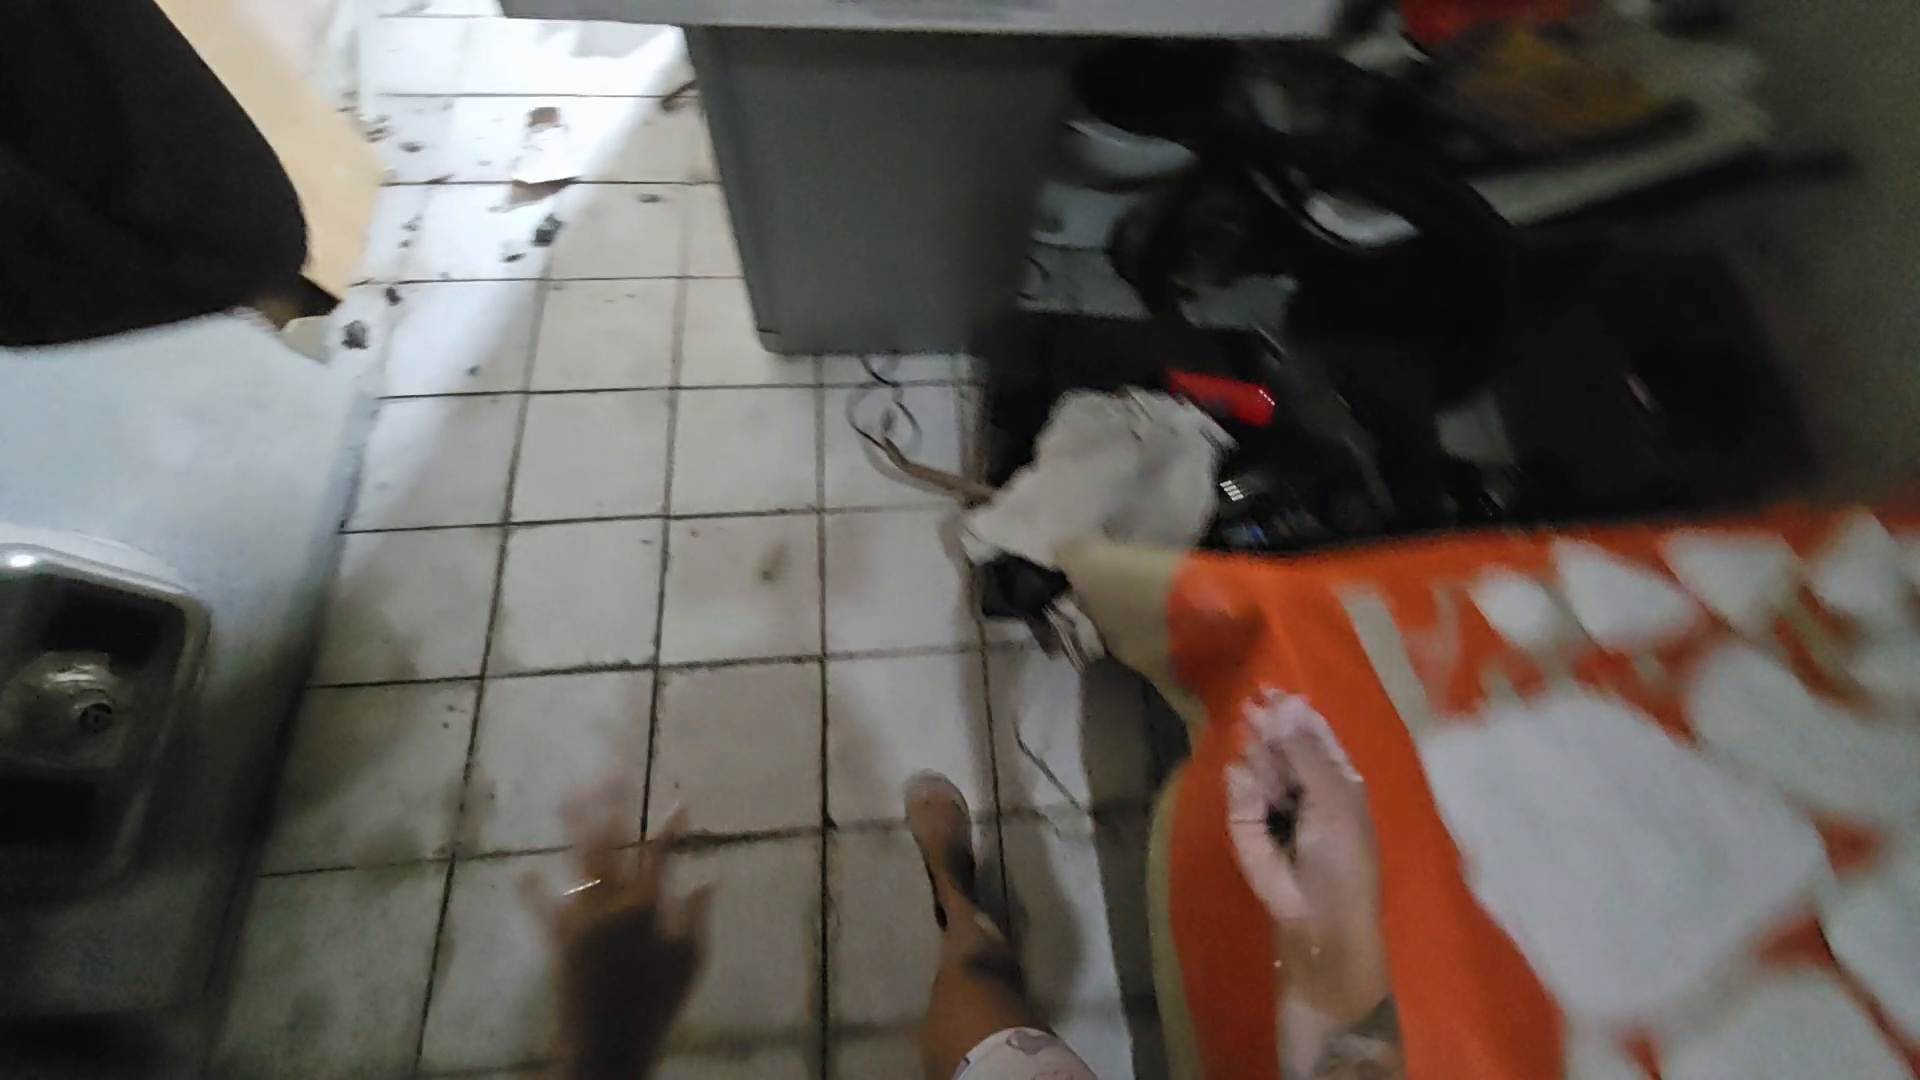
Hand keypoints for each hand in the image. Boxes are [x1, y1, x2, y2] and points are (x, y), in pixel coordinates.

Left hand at [522, 779, 712, 1079]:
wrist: (606, 1048)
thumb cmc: (657, 1005)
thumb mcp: (690, 961)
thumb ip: (697, 916)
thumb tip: (710, 878)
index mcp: (648, 906)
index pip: (662, 852)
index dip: (672, 825)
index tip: (682, 801)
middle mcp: (612, 903)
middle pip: (611, 842)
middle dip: (611, 804)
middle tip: (611, 772)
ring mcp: (581, 919)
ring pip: (579, 861)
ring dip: (576, 826)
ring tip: (571, 795)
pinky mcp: (559, 940)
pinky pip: (545, 909)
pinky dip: (535, 891)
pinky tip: (524, 873)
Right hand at [1226, 694, 1389, 1073]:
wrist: (1317, 915)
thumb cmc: (1342, 857)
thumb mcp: (1334, 798)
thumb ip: (1306, 749)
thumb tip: (1286, 702)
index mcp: (1335, 779)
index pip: (1313, 735)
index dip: (1296, 713)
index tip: (1275, 689)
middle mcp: (1302, 784)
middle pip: (1280, 742)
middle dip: (1269, 725)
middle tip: (1254, 707)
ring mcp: (1270, 799)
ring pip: (1256, 758)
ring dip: (1257, 752)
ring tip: (1263, 760)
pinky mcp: (1243, 817)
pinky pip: (1238, 784)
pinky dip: (1243, 783)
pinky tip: (1252, 785)